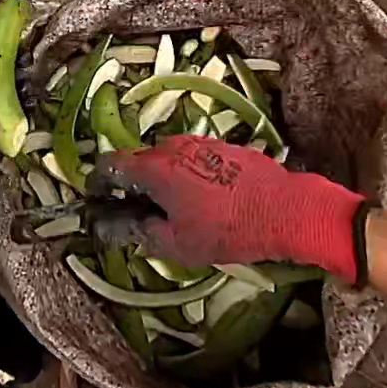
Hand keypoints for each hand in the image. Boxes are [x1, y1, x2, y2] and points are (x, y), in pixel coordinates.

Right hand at [88, 135, 369, 281]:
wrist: (289, 210)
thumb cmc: (227, 230)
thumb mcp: (177, 245)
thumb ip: (141, 232)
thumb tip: (118, 228)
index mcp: (153, 168)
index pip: (109, 165)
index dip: (97, 182)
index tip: (98, 198)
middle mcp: (170, 147)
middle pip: (138, 160)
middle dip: (133, 183)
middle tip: (140, 209)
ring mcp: (199, 142)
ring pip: (166, 158)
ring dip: (162, 177)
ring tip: (176, 205)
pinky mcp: (222, 146)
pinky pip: (193, 158)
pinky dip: (188, 174)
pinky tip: (205, 198)